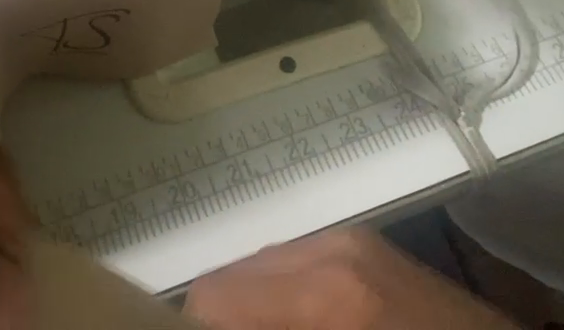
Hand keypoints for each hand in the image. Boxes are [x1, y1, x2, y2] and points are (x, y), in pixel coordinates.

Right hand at [185, 227, 517, 329]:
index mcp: (324, 296)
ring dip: (255, 307)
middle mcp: (329, 250)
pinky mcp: (365, 244)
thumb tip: (216, 320)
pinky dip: (284, 294)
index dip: (198, 325)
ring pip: (262, 265)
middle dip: (226, 318)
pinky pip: (296, 260)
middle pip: (232, 275)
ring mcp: (350, 241)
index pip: (213, 295)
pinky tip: (307, 323)